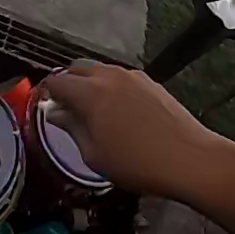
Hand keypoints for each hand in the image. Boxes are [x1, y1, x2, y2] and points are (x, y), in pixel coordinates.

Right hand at [44, 60, 234, 202]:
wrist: (190, 159)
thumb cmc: (137, 164)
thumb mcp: (94, 155)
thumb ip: (71, 128)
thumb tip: (55, 113)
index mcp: (90, 92)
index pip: (57, 81)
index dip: (46, 92)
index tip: (45, 107)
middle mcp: (110, 76)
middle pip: (77, 70)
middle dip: (66, 85)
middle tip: (65, 109)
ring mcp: (132, 76)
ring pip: (100, 71)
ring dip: (89, 84)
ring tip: (92, 111)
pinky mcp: (150, 82)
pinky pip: (119, 78)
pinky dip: (109, 87)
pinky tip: (117, 111)